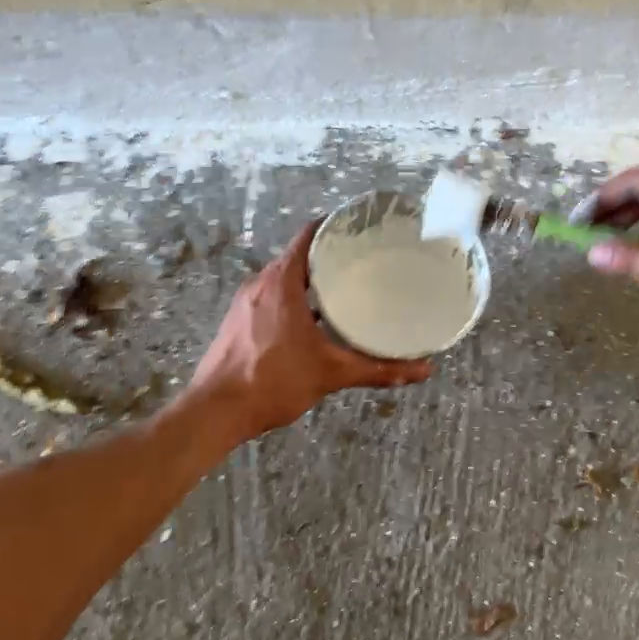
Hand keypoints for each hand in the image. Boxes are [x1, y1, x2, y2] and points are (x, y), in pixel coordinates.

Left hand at [190, 220, 431, 438]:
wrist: (214, 412)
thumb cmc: (272, 381)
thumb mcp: (330, 373)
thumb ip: (377, 369)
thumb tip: (424, 370)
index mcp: (281, 281)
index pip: (309, 236)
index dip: (334, 227)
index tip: (361, 229)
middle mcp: (260, 283)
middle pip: (298, 257)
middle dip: (329, 257)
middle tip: (363, 262)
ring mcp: (245, 302)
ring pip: (283, 279)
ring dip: (310, 281)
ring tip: (344, 290)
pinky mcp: (237, 322)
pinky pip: (271, 297)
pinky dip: (293, 299)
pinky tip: (314, 320)